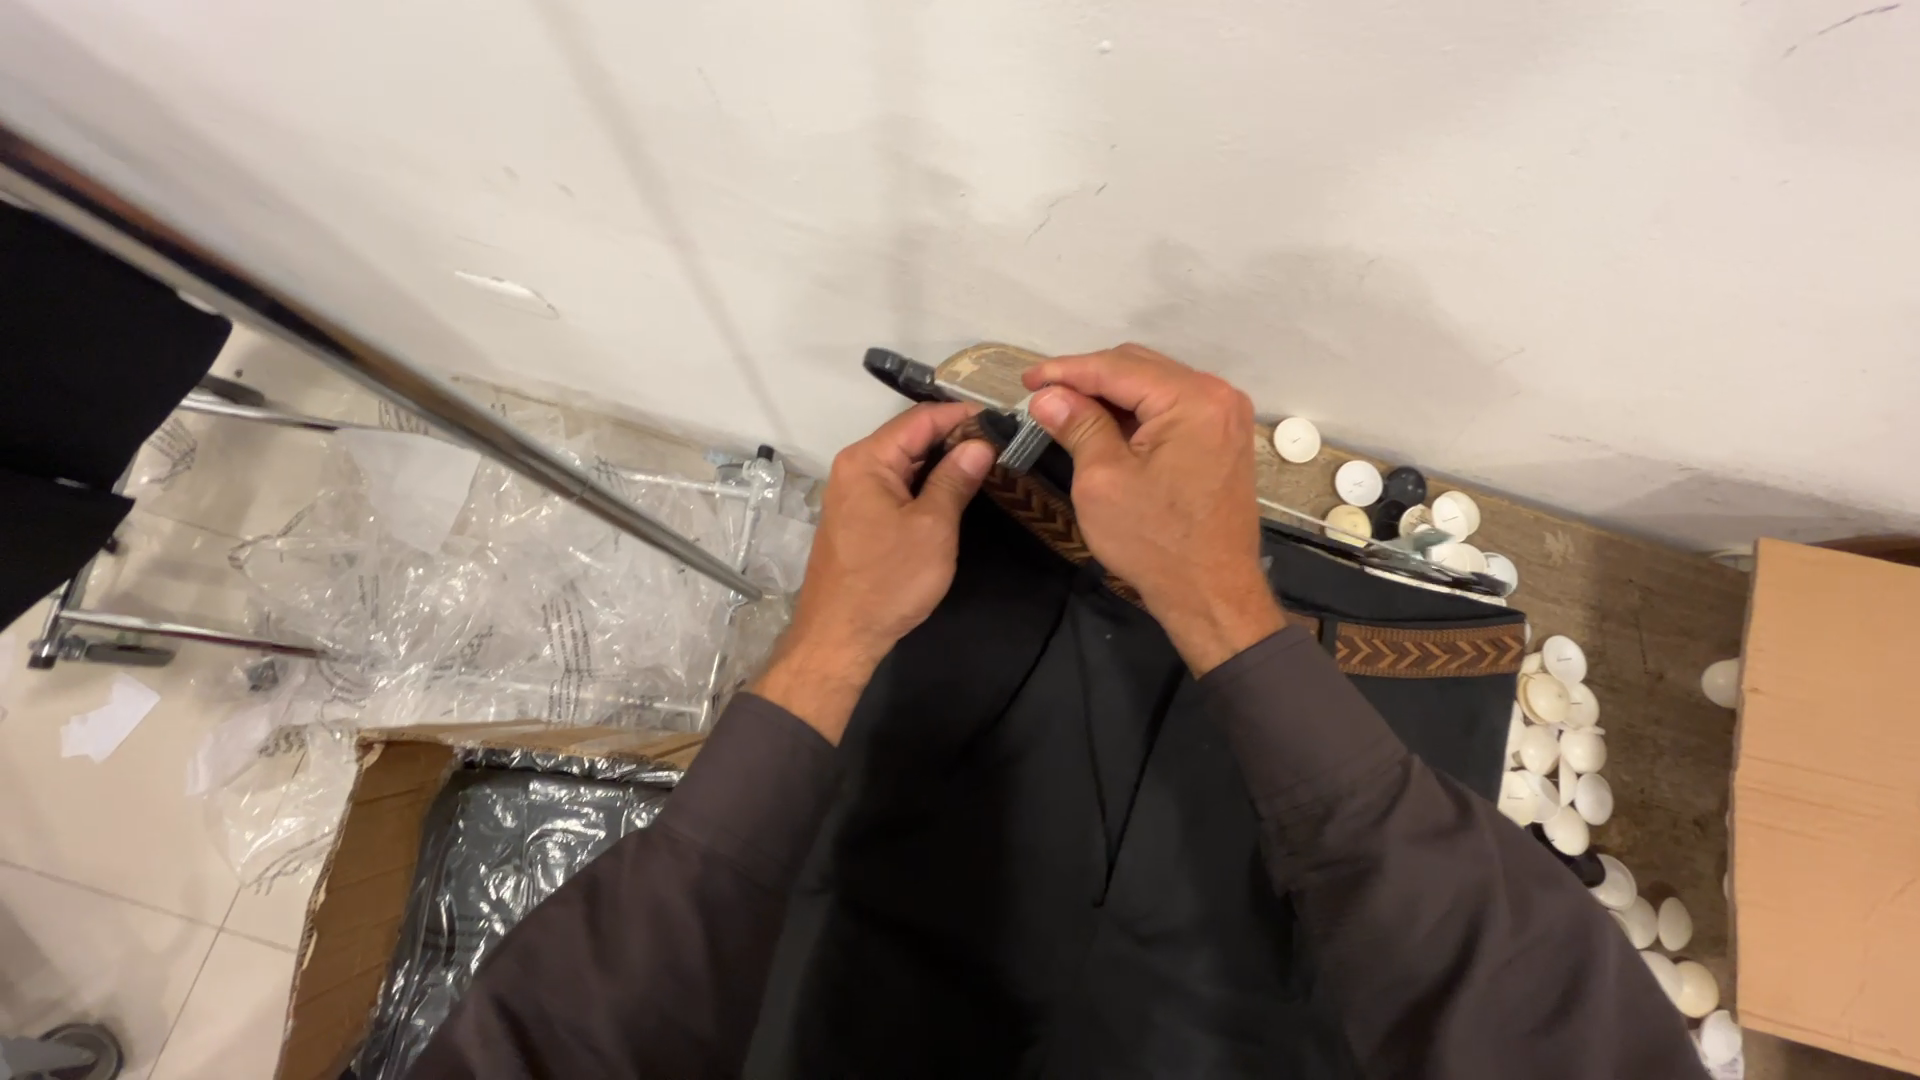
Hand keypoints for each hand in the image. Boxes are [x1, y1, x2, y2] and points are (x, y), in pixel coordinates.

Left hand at [752, 403, 994, 742]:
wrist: (841, 635)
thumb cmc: (889, 581)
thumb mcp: (933, 527)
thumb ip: (956, 479)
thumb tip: (981, 443)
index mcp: (867, 460)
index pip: (920, 419)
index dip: (962, 415)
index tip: (1002, 420)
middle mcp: (854, 468)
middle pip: (909, 437)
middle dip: (954, 436)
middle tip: (1001, 443)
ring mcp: (853, 493)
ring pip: (904, 463)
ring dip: (941, 461)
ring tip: (986, 463)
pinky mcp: (858, 517)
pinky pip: (895, 486)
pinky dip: (925, 483)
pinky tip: (953, 490)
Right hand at [1022, 344, 1284, 674]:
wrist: (1210, 593)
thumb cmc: (1154, 542)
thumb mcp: (1102, 481)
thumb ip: (1077, 427)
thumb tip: (1047, 396)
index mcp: (1192, 399)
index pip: (1116, 367)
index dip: (1064, 371)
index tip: (1025, 379)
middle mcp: (1217, 395)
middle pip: (1138, 367)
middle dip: (1087, 378)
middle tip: (1042, 396)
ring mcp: (1224, 416)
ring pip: (1154, 385)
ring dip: (1109, 394)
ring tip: (1065, 409)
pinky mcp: (1222, 438)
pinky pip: (1170, 408)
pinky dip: (1135, 412)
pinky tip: (1103, 424)